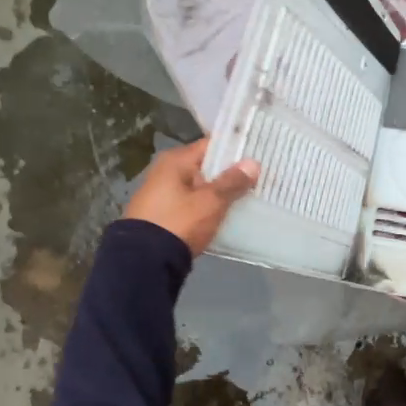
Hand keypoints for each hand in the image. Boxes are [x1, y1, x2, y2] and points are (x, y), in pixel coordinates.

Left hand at [123, 137, 258, 255]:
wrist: (145, 260)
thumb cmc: (179, 222)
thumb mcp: (210, 202)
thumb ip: (232, 182)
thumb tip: (253, 163)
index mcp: (175, 161)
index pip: (211, 145)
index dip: (235, 149)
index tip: (259, 154)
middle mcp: (166, 172)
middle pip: (206, 166)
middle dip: (231, 173)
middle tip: (260, 178)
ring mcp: (163, 193)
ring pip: (201, 187)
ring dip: (221, 192)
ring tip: (250, 196)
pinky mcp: (165, 213)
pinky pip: (194, 203)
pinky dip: (209, 206)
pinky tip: (227, 214)